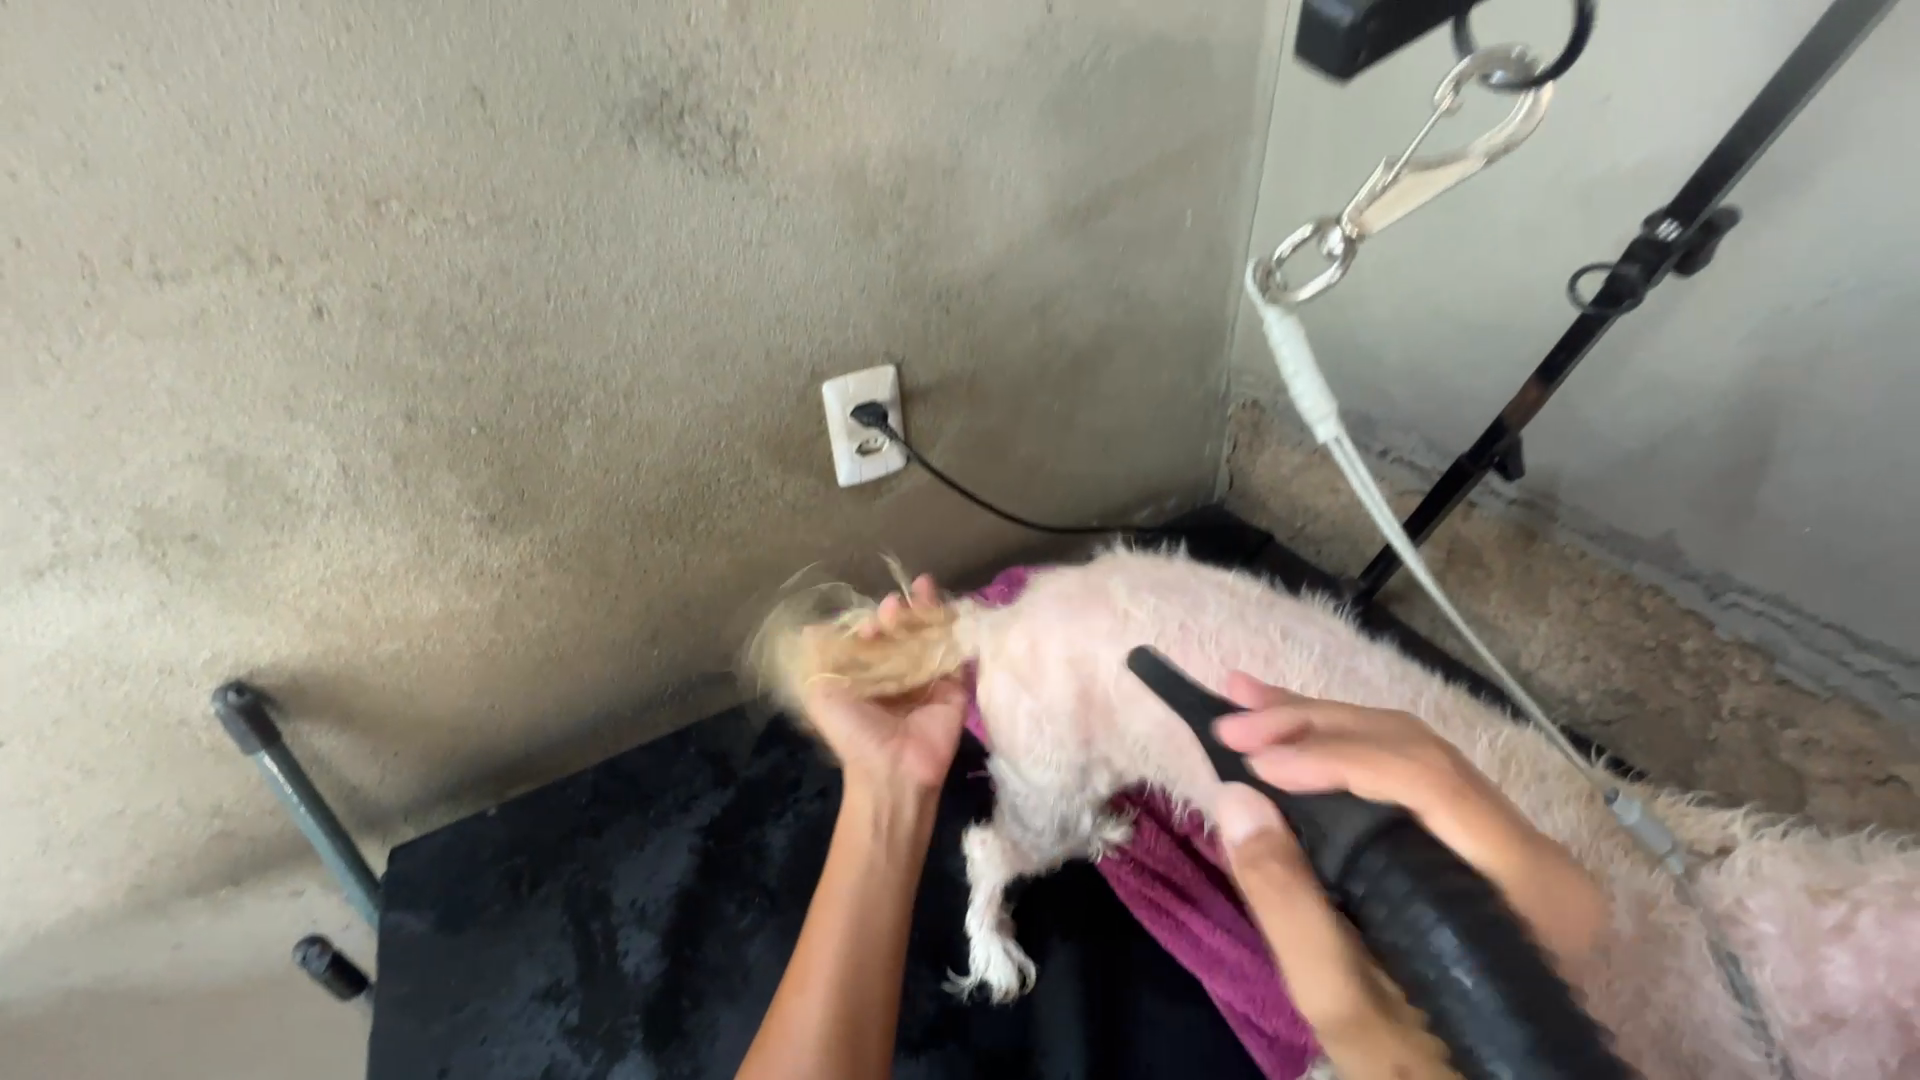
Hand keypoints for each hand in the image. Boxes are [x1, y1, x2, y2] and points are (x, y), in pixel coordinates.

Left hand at [800, 576, 968, 802]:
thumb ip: (817, 661)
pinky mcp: (955, 686)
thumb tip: (811, 628)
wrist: (892, 769)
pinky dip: (953, 629)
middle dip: (900, 612)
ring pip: (930, 635)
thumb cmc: (853, 732)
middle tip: (895, 604)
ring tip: (923, 586)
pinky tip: (949, 607)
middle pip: (904, 631)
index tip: (871, 622)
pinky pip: (955, 653)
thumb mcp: (821, 695)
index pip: (874, 637)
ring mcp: (929, 678)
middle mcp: (900, 673)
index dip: (873, 622)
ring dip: (926, 610)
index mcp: (870, 675)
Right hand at [1211, 675, 1609, 1077]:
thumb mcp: (1340, 1000)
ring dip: (1312, 719)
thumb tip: (1235, 797)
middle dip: (1311, 726)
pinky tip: (1277, 714)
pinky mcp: (1466, 834)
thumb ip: (1289, 903)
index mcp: (1524, 887)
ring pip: (1400, 743)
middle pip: (1412, 749)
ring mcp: (1500, 835)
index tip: (1255, 763)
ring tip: (1238, 699)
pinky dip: (1329, 737)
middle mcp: (1526, 845)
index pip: (1428, 783)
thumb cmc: (1409, 1056)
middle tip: (1230, 724)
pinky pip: (1396, 764)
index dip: (1336, 758)